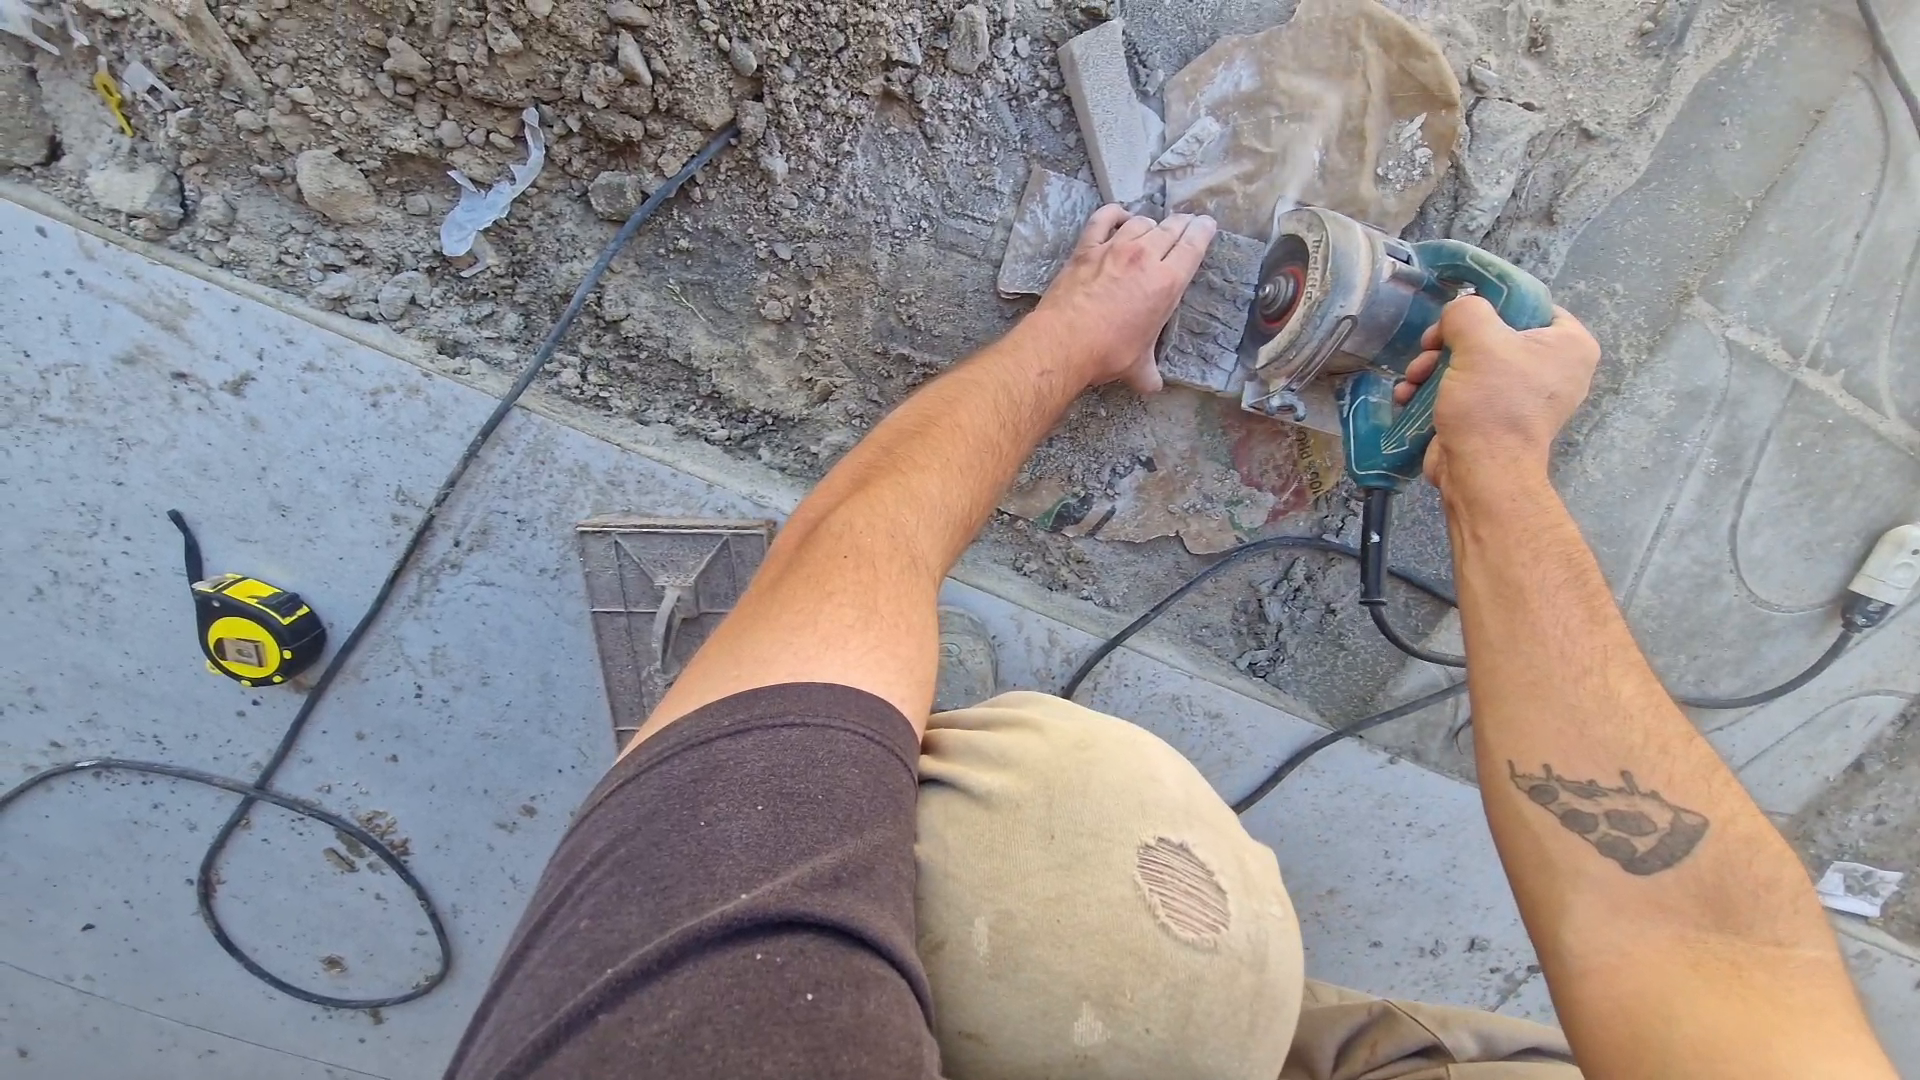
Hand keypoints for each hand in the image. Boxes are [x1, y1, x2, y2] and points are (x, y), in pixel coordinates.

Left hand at [1027, 204, 1217, 393]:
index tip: (1206, 225)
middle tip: (1185, 223)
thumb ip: (1150, 373)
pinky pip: (1103, 219)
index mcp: (1167, 283)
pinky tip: (1119, 215)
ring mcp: (1114, 249)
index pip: (1194, 244)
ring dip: (1150, 223)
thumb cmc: (1106, 353)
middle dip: (1181, 223)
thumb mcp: (1138, 366)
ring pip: (1140, 222)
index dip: (1203, 231)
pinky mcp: (1086, 248)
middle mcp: (1144, 258)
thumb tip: (1154, 387)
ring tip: (1152, 228)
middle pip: (1170, 228)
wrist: (1063, 343)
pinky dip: (1114, 213)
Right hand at [1394, 297, 1599, 493]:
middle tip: (1427, 350)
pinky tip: (1408, 396)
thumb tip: (1457, 311)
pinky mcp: (1492, 419)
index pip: (1529, 306)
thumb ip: (1467, 312)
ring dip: (1432, 368)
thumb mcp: (1479, 343)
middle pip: (1491, 336)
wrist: (1481, 470)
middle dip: (1448, 344)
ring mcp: (1522, 397)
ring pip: (1470, 365)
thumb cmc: (1491, 404)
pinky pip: (1463, 392)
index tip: (1455, 319)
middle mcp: (1553, 368)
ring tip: (1412, 380)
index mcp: (1569, 344)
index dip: (1488, 307)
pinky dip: (1433, 392)